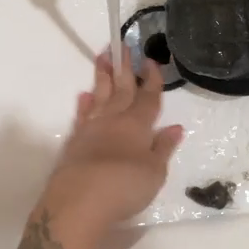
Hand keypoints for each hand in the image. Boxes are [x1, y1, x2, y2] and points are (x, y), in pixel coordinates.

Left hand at [39, 52, 183, 248]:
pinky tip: (84, 96)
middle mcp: (114, 121)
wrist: (79, 203)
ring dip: (102, 77)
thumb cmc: (125, 187)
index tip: (151, 61)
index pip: (148, 98)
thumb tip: (175, 128)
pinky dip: (84, 105)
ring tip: (102, 58)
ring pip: (99, 96)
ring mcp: (91, 130)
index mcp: (138, 126)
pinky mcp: (73, 143)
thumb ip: (163, 148)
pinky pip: (81, 116)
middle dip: (125, 67)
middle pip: (122, 89)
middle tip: (123, 45)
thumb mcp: (155, 172)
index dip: (152, 80)